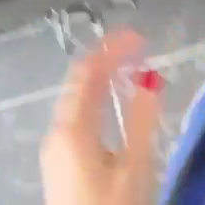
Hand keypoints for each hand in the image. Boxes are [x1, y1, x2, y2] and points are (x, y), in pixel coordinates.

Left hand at [41, 30, 163, 204]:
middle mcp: (56, 132)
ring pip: (77, 100)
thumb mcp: (135, 168)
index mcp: (71, 127)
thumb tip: (150, 79)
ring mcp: (55, 150)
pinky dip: (97, 102)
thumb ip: (141, 120)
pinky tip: (116, 108)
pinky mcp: (59, 166)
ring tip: (131, 72)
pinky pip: (77, 118)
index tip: (141, 36)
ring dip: (103, 81)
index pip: (88, 69)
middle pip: (79, 82)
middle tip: (139, 49)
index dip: (113, 47)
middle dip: (108, 60)